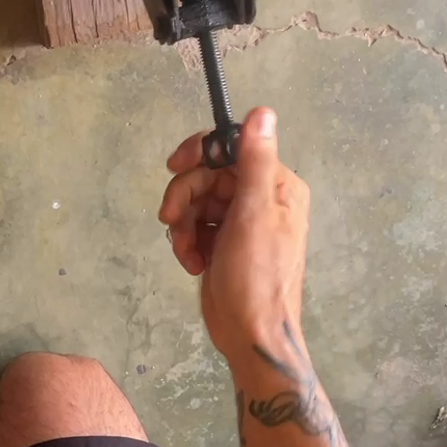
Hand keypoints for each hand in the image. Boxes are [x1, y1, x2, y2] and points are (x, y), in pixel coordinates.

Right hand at [158, 108, 310, 362]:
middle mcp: (260, 200)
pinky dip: (187, 243)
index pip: (231, 150)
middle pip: (207, 177)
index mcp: (276, 187)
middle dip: (184, 198)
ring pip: (196, 203)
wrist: (249, 334)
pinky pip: (195, 227)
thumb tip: (262, 112)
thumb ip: (256, 162)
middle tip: (171, 220)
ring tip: (188, 252)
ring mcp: (240, 223)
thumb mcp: (253, 215)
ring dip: (183, 225)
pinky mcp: (223, 244)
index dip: (200, 154)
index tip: (175, 165)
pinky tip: (193, 262)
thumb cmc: (256, 280)